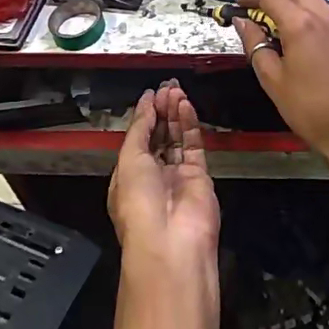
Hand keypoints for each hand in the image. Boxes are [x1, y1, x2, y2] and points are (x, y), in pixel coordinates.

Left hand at [107, 82, 218, 260]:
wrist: (171, 241)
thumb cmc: (139, 203)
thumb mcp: (129, 160)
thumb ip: (140, 128)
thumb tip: (146, 102)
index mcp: (128, 177)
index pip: (136, 140)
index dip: (143, 116)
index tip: (150, 94)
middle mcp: (152, 176)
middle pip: (158, 136)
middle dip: (161, 111)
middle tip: (166, 87)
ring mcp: (177, 176)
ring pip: (176, 138)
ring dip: (175, 114)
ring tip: (176, 91)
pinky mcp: (199, 175)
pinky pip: (194, 144)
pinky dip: (190, 124)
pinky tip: (186, 106)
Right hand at [233, 0, 328, 209]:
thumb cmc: (310, 109)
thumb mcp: (273, 80)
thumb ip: (255, 45)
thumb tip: (243, 23)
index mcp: (302, 25)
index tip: (238, 4)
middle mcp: (324, 16)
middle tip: (258, 10)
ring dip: (293, 2)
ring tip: (276, 26)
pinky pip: (325, 13)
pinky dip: (309, 14)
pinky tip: (298, 38)